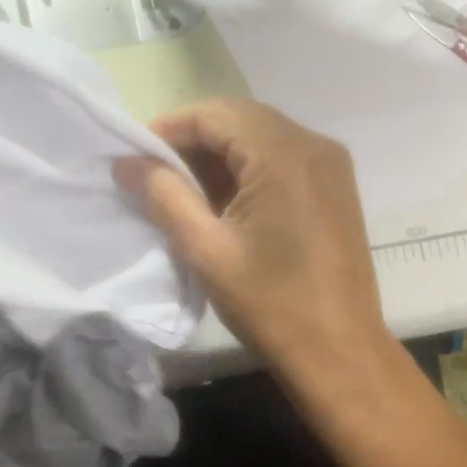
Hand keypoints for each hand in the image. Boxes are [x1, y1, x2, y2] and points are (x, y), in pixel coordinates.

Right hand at [114, 98, 393, 383]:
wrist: (339, 352)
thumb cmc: (270, 304)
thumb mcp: (206, 251)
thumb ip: (164, 197)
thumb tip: (127, 163)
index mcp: (283, 155)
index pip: (215, 114)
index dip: (169, 128)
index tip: (133, 155)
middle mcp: (313, 145)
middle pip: (240, 118)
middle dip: (193, 139)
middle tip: (153, 172)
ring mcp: (330, 165)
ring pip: (261, 136)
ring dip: (219, 154)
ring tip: (180, 190)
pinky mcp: (335, 188)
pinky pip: (282, 158)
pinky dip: (247, 168)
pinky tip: (221, 200)